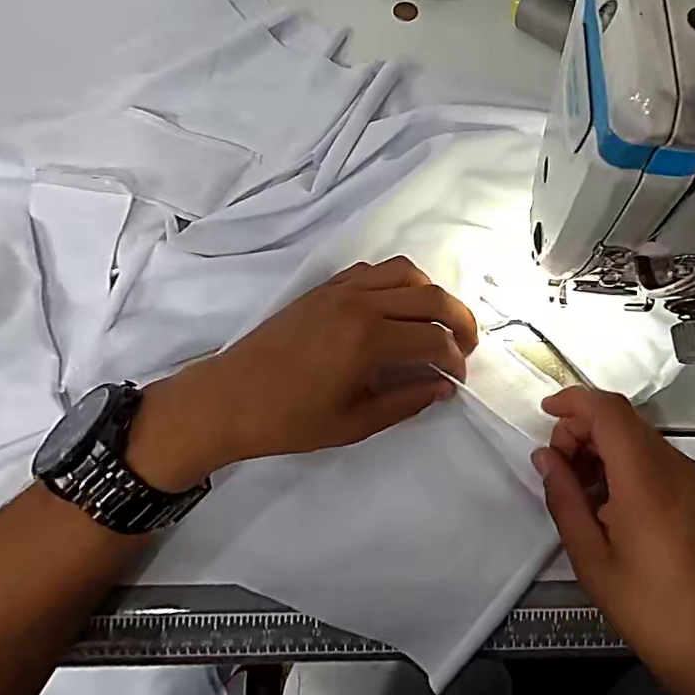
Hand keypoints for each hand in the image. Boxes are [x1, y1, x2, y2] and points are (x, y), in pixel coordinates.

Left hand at [128, 257, 477, 489]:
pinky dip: (398, 282)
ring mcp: (341, 290)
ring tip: (438, 320)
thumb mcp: (353, 423)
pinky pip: (374, 270)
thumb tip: (444, 386)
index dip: (455, 359)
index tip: (458, 379)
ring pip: (405, 272)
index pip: (433, 339)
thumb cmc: (288, 419)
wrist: (227, 398)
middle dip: (460, 320)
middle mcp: (360, 303)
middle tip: (467, 345)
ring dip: (432, 294)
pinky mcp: (325, 287)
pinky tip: (397, 307)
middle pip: (430, 297)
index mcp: (367, 340)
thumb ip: (406, 402)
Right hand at [532, 387, 694, 694]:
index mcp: (646, 480)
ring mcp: (693, 478)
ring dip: (603, 446)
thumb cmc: (655, 613)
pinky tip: (611, 502)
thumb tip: (546, 459)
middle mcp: (675, 467)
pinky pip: (657, 457)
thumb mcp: (592, 559)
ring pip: (639, 436)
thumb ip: (564, 499)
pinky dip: (626, 462)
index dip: (573, 401)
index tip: (547, 411)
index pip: (608, 411)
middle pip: (622, 418)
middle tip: (558, 466)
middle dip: (582, 428)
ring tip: (582, 490)